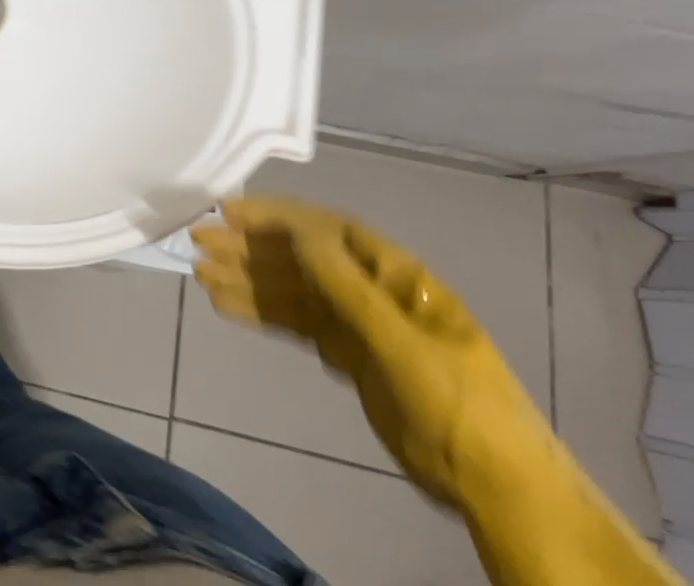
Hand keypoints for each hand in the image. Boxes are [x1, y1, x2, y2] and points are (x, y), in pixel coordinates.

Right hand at [194, 197, 681, 585]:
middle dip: (251, 246)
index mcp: (401, 279)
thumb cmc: (458, 405)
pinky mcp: (350, 356)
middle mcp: (377, 294)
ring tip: (200, 272)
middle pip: (305, 258)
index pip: (331, 231)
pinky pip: (296, 324)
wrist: (495, 483)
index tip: (230, 211)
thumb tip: (300, 234)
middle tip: (199, 239)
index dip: (280, 217)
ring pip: (294, 291)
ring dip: (248, 278)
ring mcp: (362, 326)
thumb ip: (348, 288)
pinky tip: (226, 305)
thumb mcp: (403, 344)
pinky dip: (261, 312)